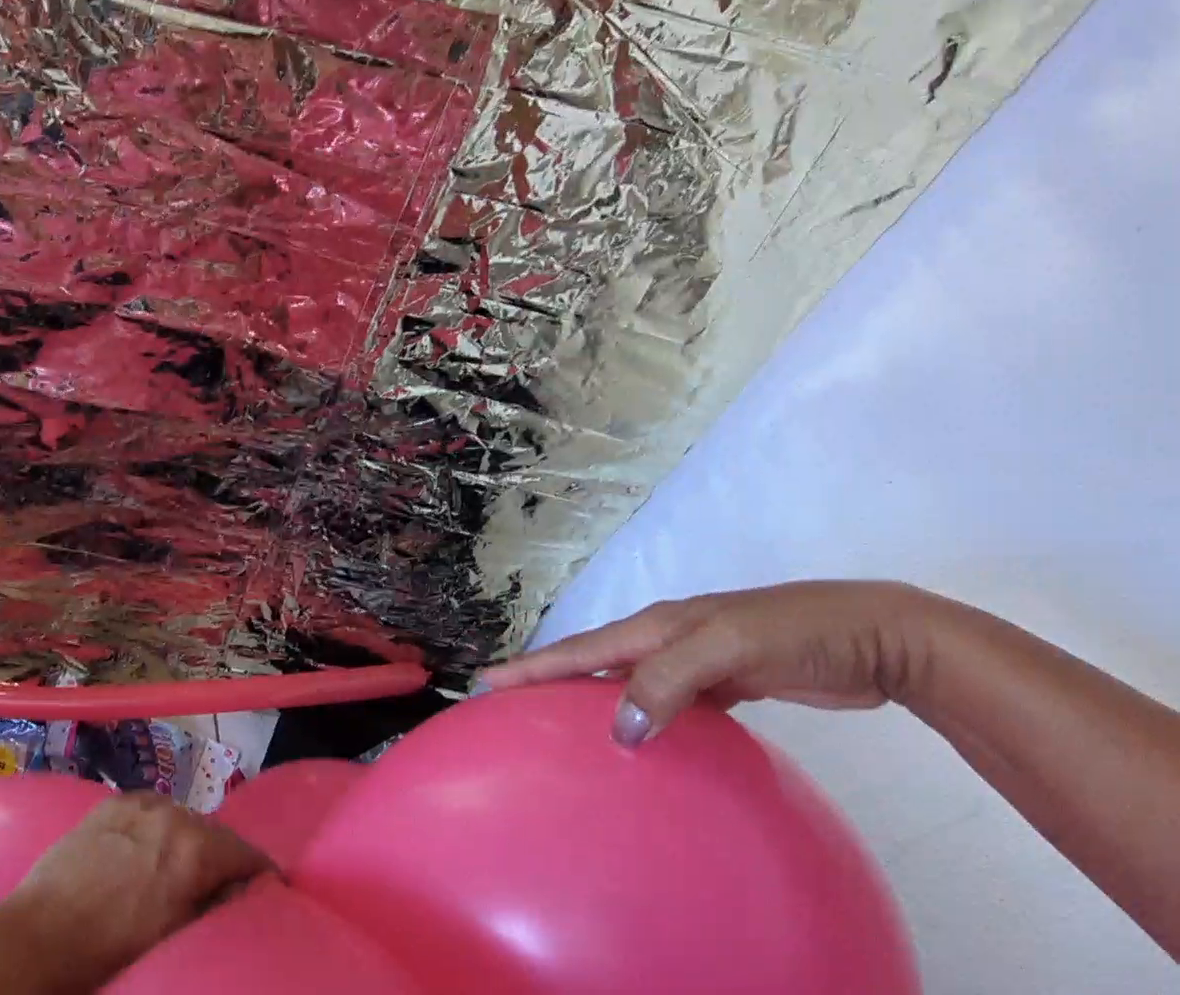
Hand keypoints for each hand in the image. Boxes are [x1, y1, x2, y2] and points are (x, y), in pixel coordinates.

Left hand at [6, 794, 271, 983]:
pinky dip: (155, 827)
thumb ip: (215, 904)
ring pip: (182, 818)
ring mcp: (140, 803)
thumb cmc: (114, 945)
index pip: (249, 854)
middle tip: (213, 887)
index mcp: (197, 849)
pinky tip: (142, 851)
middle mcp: (174, 815)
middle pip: (215, 833)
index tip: (260, 891)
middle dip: (221, 858)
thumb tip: (241, 889)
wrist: (42, 932)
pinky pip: (149, 809)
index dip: (259, 876)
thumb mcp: (177, 933)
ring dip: (186, 839)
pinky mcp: (111, 803)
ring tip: (173, 869)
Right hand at [482, 580, 958, 746]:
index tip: (486, 683)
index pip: (579, 649)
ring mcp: (696, 660)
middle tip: (507, 705)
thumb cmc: (797, 633)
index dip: (532, 666)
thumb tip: (616, 727)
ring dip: (591, 700)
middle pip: (593, 662)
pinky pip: (667, 702)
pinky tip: (641, 740)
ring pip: (627, 683)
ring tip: (560, 725)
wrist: (879, 636)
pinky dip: (642, 717)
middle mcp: (666, 639)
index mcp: (657, 625)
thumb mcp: (727, 646)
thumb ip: (669, 679)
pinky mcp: (727, 684)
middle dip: (546, 678)